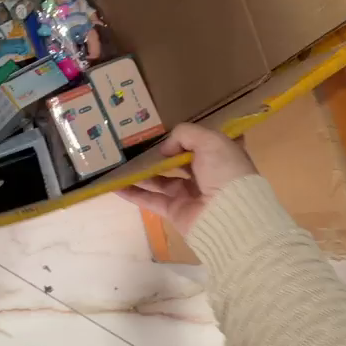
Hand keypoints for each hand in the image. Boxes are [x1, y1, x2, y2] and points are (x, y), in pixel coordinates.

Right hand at [117, 123, 256, 235]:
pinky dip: (133, 193)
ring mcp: (189, 194)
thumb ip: (184, 134)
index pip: (201, 144)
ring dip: (141, 174)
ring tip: (120, 164)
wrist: (230, 214)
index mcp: (219, 157)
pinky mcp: (175, 211)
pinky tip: (115, 185)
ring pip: (160, 181)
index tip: (164, 132)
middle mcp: (205, 175)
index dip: (185, 137)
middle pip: (177, 163)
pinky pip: (150, 199)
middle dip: (159, 156)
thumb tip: (165, 149)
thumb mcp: (210, 141)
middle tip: (135, 147)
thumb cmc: (225, 171)